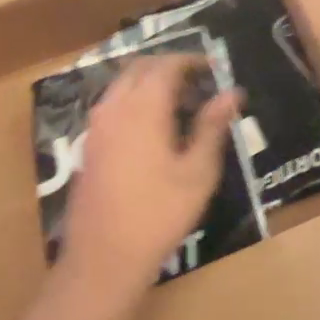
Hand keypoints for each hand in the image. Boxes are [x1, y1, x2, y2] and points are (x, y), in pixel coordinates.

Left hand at [60, 56, 242, 293]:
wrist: (104, 258)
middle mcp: (114, 107)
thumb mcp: (197, 172)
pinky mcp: (87, 145)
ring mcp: (95, 126)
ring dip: (150, 83)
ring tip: (180, 105)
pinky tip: (153, 129)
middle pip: (140, 68)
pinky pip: (112, 105)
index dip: (192, 61)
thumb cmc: (158, 214)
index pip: (167, 65)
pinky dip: (134, 101)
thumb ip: (212, 127)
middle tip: (199, 84)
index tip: (215, 69)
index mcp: (143, 107)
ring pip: (122, 85)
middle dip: (169, 67)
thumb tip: (232, 93)